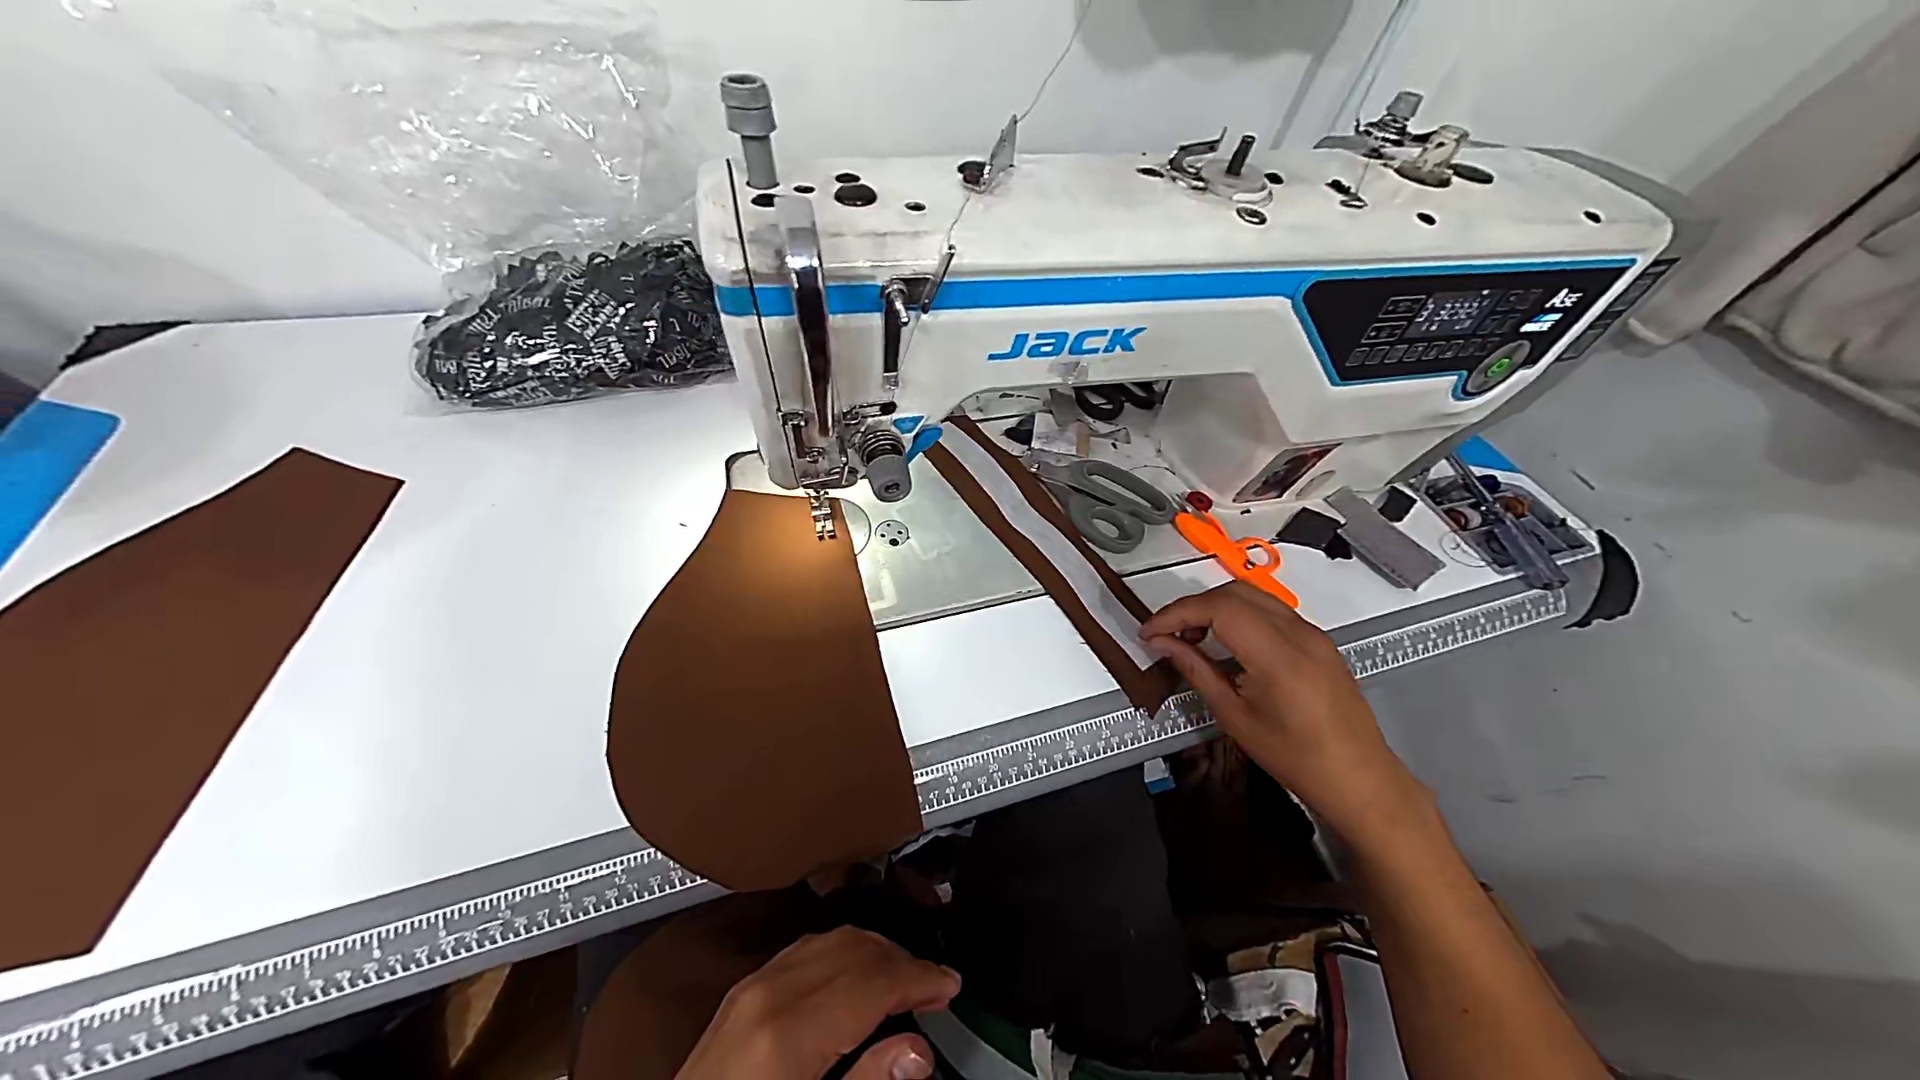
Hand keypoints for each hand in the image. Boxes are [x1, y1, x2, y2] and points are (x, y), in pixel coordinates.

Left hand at [677, 926, 959, 1079]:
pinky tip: (856, 973)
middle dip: (902, 960)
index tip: (947, 986)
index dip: (919, 978)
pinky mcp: (741, 992)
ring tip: (903, 978)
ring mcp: (751, 988)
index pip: (872, 980)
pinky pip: (805, 949)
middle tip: (933, 986)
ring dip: (875, 950)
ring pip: (831, 939)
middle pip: (854, 949)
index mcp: (787, 1033)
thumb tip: (915, 1052)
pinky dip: (842, 951)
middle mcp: (768, 996)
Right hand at [1139, 583, 1432, 842]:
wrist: (1359, 779)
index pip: (1218, 608)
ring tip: (1191, 637)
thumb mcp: (1234, 717)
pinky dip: (1239, 615)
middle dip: (1192, 606)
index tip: (1151, 631)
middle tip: (1166, 633)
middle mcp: (1300, 635)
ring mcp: (1313, 634)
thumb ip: (1196, 670)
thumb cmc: (1298, 759)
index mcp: (1279, 656)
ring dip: (1216, 607)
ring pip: (1253, 595)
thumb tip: (1164, 644)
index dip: (1177, 613)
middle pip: (1233, 592)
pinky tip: (1224, 641)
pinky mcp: (1318, 640)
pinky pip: (1271, 610)